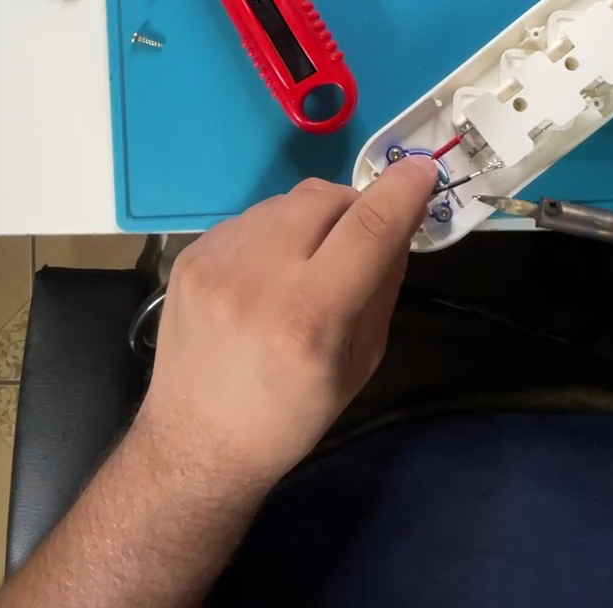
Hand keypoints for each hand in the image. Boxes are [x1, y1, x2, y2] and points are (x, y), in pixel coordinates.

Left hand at [133, 158, 439, 492]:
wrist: (194, 443)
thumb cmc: (290, 416)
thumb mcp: (359, 363)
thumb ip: (384, 286)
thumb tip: (402, 222)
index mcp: (308, 318)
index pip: (366, 230)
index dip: (401, 192)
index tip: (423, 169)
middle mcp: (257, 279)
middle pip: (323, 197)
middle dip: (354, 204)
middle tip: (361, 233)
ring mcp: (214, 262)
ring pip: (285, 201)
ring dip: (312, 218)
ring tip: (307, 259)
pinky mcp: (189, 255)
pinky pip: (250, 218)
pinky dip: (273, 232)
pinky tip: (266, 271)